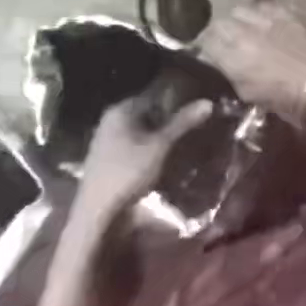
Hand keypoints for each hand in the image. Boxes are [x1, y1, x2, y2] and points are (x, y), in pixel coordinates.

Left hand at [78, 97, 214, 215]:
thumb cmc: (129, 172)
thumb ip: (182, 123)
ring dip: (158, 135)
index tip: (195, 109)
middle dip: (168, 119)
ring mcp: (105, 138)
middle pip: (146, 112)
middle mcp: (109, 119)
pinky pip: (132, 143)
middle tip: (193, 126)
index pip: (153, 95)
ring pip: (139, 129)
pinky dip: (147, 146)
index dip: (175, 101)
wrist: (98, 210)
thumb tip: (207, 102)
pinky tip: (161, 156)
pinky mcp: (105, 156)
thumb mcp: (160, 146)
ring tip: (182, 141)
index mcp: (120, 110)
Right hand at [199, 1, 305, 116]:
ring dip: (240, 20)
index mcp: (231, 56)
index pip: (204, 42)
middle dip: (220, 33)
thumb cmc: (287, 98)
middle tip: (227, 43)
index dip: (205, 49)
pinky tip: (267, 23)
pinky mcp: (284, 9)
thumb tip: (223, 65)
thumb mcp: (248, 93)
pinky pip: (263, 5)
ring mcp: (264, 17)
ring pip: (239, 10)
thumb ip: (230, 74)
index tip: (209, 55)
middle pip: (219, 23)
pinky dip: (261, 13)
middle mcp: (243, 31)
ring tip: (247, 30)